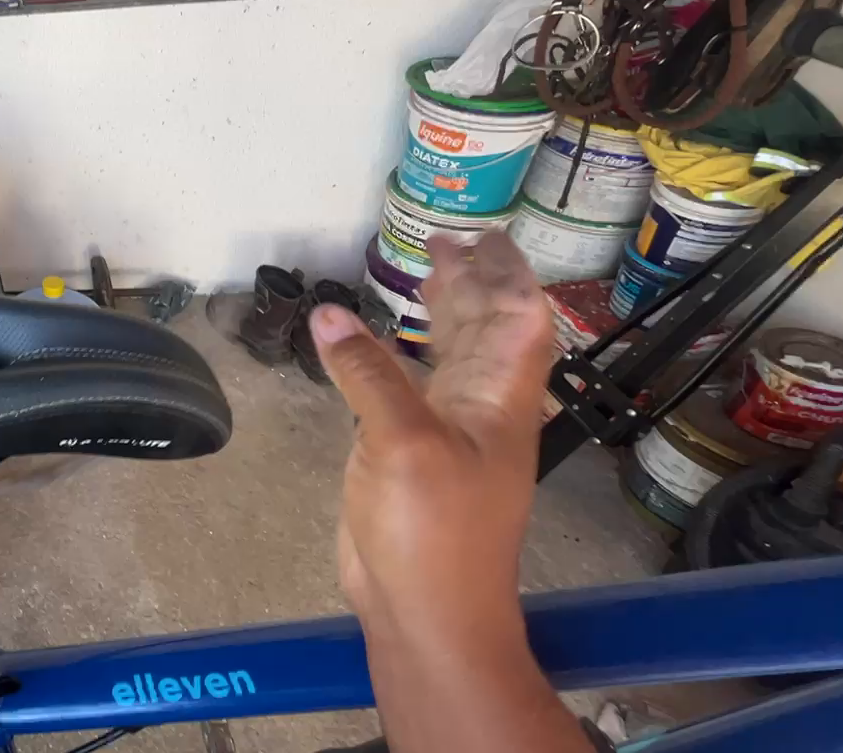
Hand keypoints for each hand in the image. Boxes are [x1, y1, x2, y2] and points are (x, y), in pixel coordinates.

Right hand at [311, 232, 553, 632]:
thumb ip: (366, 372)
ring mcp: (442, 429)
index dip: (503, 277)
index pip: (516, 322)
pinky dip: (396, 350)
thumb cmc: (431, 525)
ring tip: (424, 275)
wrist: (423, 605)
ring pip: (449, 354)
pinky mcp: (404, 447)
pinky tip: (376, 340)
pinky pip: (407, 381)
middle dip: (472, 284)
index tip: (478, 237)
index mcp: (497, 400)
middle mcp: (477, 407)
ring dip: (442, 313)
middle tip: (446, 243)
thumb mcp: (402, 440)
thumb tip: (326, 312)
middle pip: (485, 332)